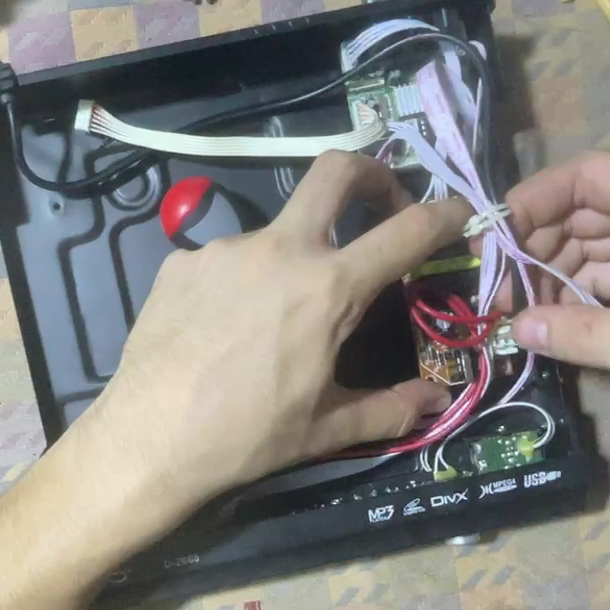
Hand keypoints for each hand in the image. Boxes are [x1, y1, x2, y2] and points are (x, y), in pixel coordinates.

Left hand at [70, 151, 467, 507]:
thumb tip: (437, 400)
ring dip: (292, 257)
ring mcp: (224, 249)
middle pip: (336, 170)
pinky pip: (226, 259)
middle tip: (379, 206)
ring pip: (276, 231)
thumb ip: (391, 408)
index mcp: (328, 288)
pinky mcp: (182, 262)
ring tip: (272, 320)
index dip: (445, 214)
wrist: (150, 439)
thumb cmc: (247, 437)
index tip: (459, 214)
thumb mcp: (327, 429)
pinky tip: (222, 327)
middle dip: (371, 174)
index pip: (407, 230)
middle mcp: (279, 250)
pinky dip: (241, 282)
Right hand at [504, 153, 609, 422]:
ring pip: (590, 249)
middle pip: (583, 213)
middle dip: (535, 247)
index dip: (534, 201)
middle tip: (496, 294)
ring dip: (551, 279)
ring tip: (520, 318)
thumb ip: (598, 338)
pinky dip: (577, 301)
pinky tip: (552, 325)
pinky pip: (608, 282)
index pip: (591, 177)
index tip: (488, 242)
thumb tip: (516, 329)